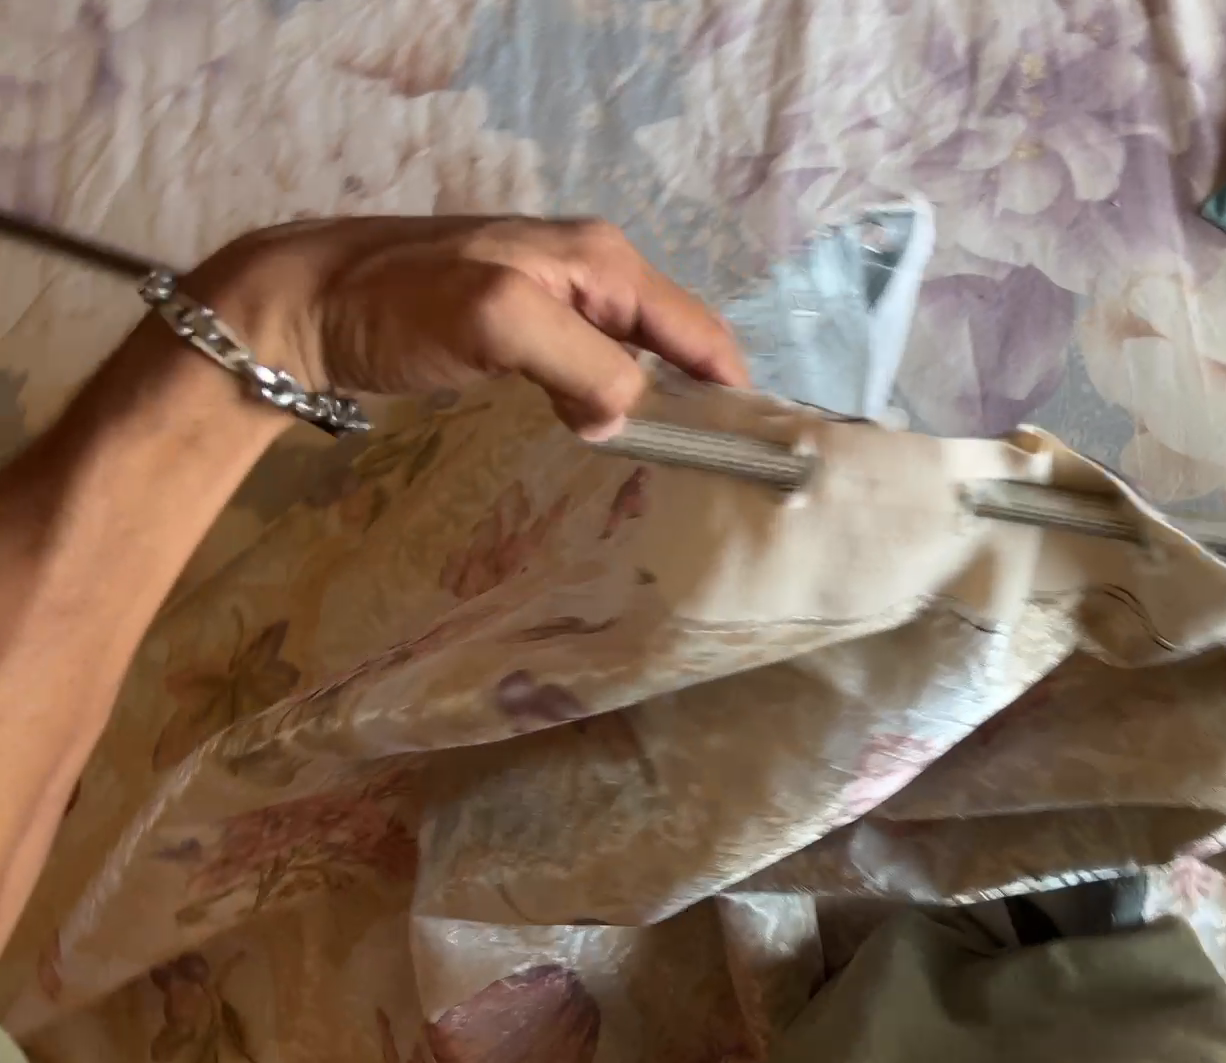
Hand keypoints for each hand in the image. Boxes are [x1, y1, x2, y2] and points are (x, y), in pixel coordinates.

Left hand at [180, 216, 748, 439]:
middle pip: (680, 341)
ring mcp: (571, 294)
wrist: (299, 303)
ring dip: (657, 400)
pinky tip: (605, 424)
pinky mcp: (544, 320)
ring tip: (663, 449)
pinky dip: (616, 397)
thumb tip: (629, 416)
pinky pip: (607, 362)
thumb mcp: (504, 324)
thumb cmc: (401, 307)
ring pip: (645, 355)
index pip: (699, 330)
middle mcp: (600, 270)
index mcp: (606, 262)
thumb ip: (588, 366)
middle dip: (698, 394)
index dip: (729, 386)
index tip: (744, 446)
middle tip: (705, 456)